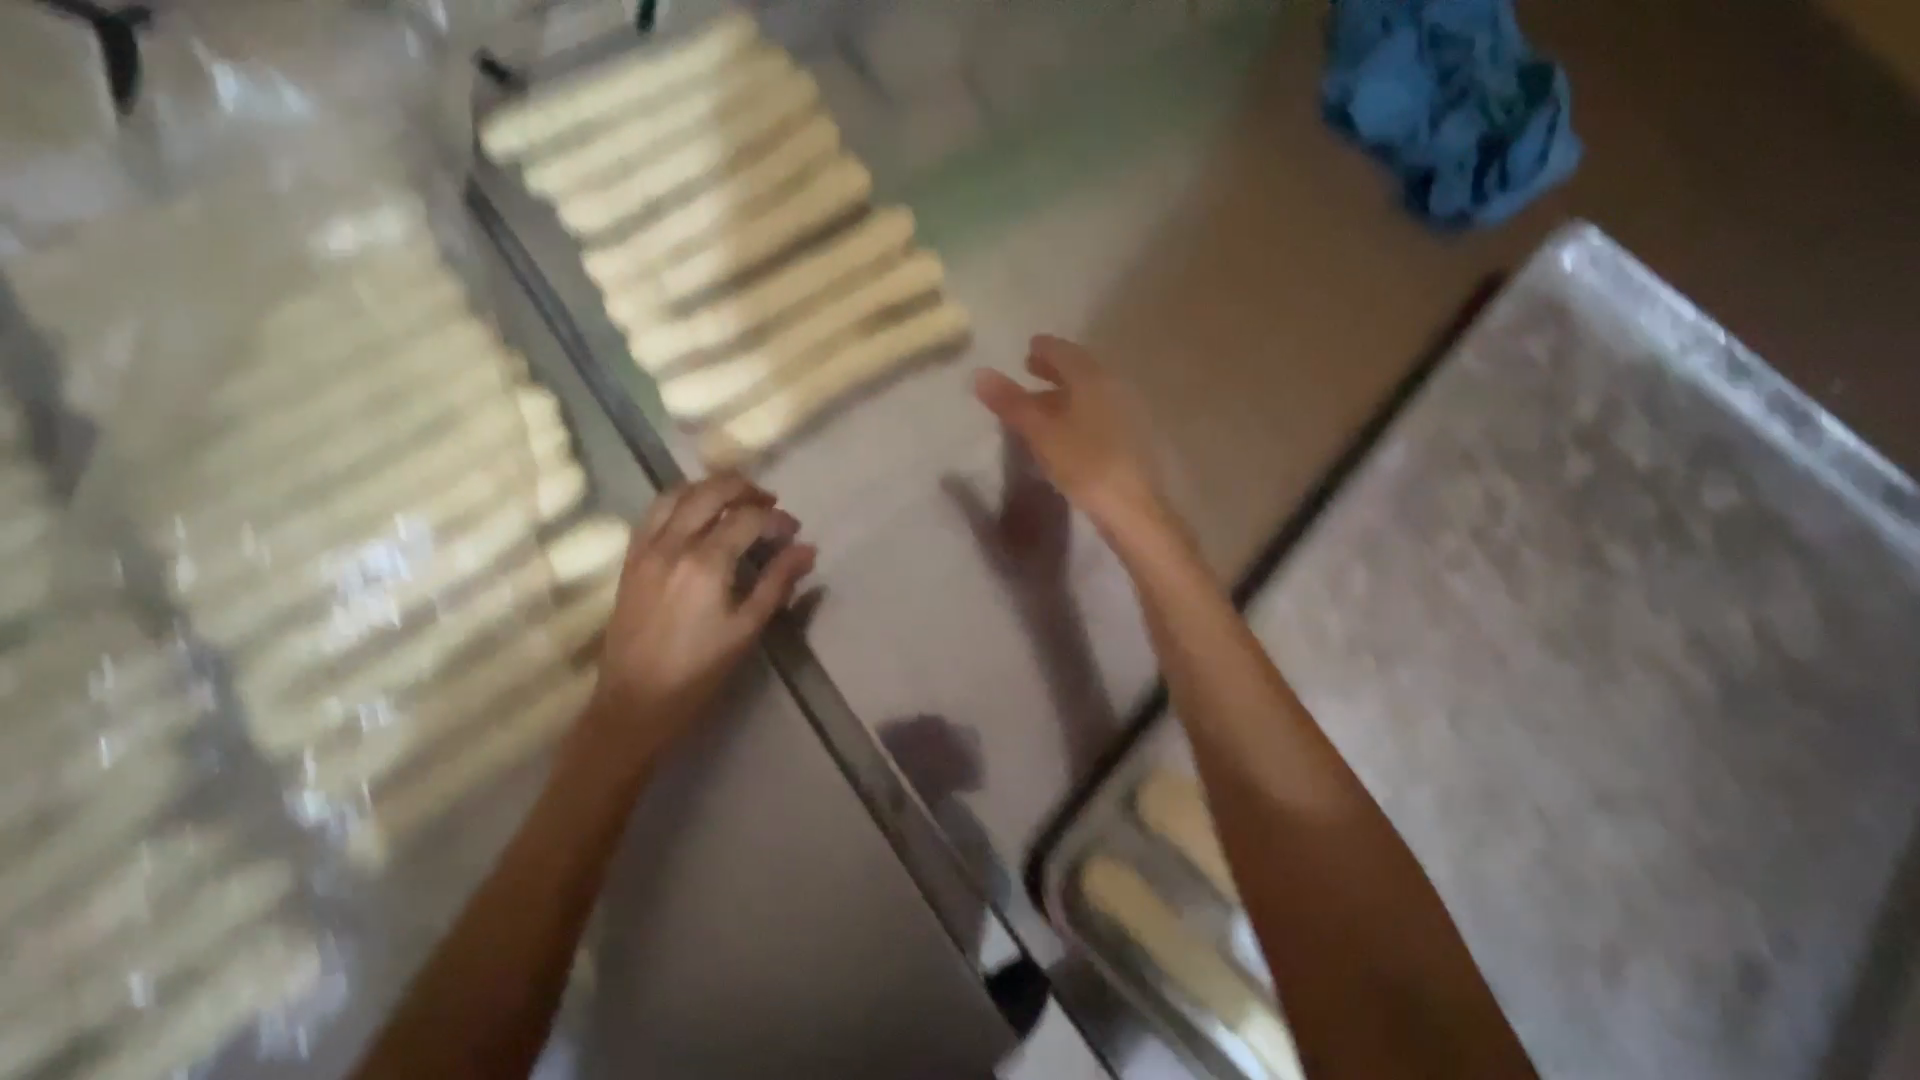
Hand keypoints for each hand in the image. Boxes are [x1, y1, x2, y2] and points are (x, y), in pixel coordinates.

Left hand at [578, 472, 815, 766]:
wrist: (635, 701)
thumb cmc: (699, 672)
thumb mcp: (747, 629)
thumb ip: (778, 583)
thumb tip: (806, 549)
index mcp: (706, 563)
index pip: (748, 518)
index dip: (777, 519)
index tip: (794, 533)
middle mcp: (673, 544)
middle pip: (711, 491)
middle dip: (745, 489)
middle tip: (769, 503)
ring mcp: (646, 548)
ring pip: (677, 494)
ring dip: (710, 488)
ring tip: (734, 501)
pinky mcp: (630, 559)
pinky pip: (654, 513)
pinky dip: (679, 502)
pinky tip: (695, 516)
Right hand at [973, 335, 1168, 537]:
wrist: (1133, 508)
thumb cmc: (1084, 464)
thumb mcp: (1040, 433)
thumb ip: (1011, 402)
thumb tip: (980, 373)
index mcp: (1093, 379)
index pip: (1065, 352)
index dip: (1045, 348)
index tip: (1029, 347)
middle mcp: (1114, 388)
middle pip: (1081, 371)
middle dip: (1054, 370)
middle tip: (1030, 369)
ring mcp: (1126, 413)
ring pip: (1090, 394)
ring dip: (1065, 394)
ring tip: (1039, 405)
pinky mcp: (1130, 439)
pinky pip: (1099, 413)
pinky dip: (1078, 412)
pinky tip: (1065, 431)